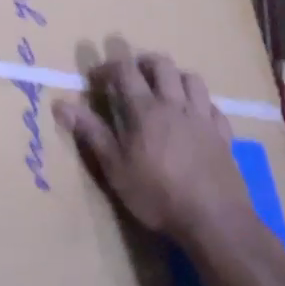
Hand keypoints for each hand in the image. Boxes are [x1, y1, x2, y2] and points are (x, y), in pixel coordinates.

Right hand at [52, 49, 250, 245]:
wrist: (215, 221)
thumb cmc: (158, 195)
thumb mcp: (115, 168)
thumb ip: (91, 132)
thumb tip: (60, 104)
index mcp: (145, 110)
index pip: (125, 70)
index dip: (109, 66)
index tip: (96, 78)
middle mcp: (175, 105)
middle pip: (162, 65)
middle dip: (144, 63)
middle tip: (133, 77)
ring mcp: (203, 119)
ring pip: (192, 79)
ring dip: (176, 77)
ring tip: (165, 91)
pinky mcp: (224, 136)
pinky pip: (215, 107)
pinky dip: (202, 104)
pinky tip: (195, 118)